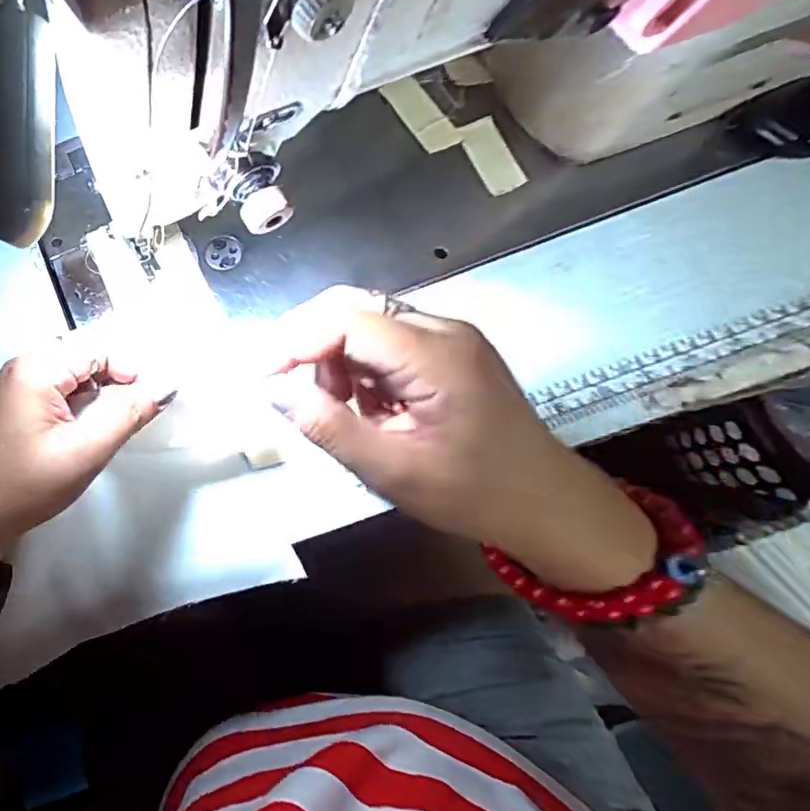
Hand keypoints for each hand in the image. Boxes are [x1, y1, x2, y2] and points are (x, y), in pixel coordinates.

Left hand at [0, 333, 172, 587]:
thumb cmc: (27, 485)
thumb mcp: (86, 451)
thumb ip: (129, 413)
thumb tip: (167, 385)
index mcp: (37, 367)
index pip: (99, 347)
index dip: (131, 369)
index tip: (149, 401)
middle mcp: (25, 365)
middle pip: (88, 355)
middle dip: (118, 379)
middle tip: (136, 413)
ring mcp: (20, 384)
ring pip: (78, 373)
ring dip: (103, 392)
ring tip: (116, 423)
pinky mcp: (21, 403)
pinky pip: (64, 389)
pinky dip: (85, 402)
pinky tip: (92, 427)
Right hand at [266, 286, 654, 591]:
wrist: (545, 503)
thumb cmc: (471, 492)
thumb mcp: (391, 468)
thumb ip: (328, 426)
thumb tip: (273, 391)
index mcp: (434, 354)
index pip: (347, 320)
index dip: (296, 342)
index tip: (264, 377)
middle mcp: (442, 329)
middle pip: (354, 307)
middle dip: (309, 341)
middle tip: (284, 385)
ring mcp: (449, 336)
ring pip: (366, 322)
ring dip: (336, 357)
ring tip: (339, 409)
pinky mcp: (449, 350)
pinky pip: (387, 340)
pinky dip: (361, 366)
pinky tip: (368, 406)